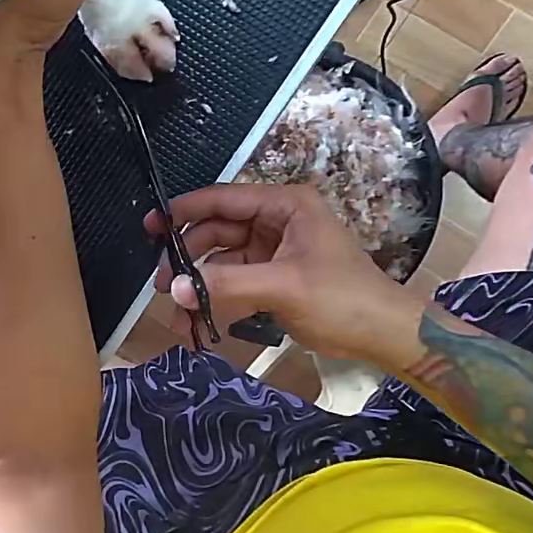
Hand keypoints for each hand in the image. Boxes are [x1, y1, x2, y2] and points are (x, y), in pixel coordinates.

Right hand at [150, 184, 428, 362]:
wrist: (381, 333)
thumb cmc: (341, 298)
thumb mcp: (283, 286)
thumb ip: (227, 284)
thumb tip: (173, 289)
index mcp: (286, 206)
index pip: (226, 199)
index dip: (185, 210)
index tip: (151, 226)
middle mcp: (279, 222)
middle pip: (221, 231)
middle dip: (190, 257)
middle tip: (160, 285)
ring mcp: (278, 251)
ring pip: (226, 261)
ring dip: (202, 285)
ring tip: (177, 315)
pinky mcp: (278, 279)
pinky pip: (239, 283)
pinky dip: (220, 300)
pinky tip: (199, 323)